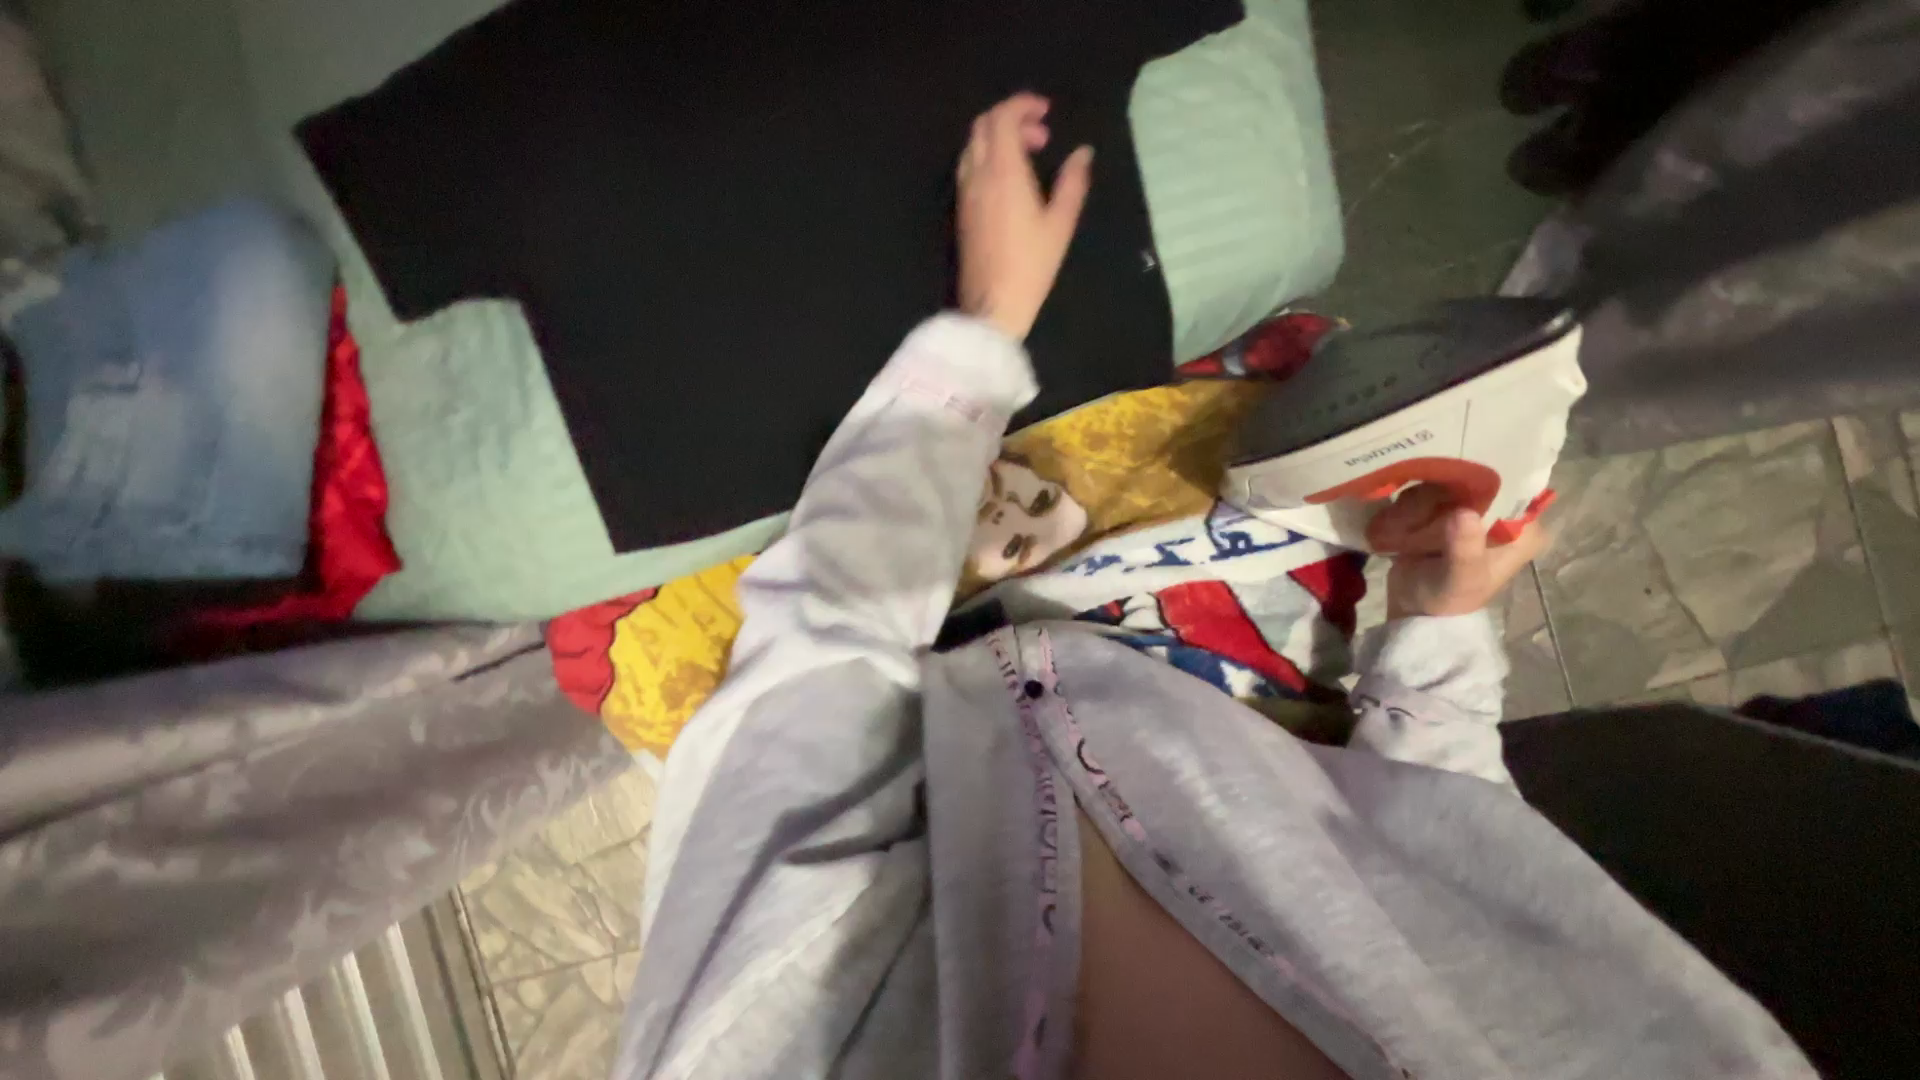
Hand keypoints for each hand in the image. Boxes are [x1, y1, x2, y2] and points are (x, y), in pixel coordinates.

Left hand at [956, 93, 1093, 340]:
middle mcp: (977, 175)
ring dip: (997, 139)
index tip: (1046, 112)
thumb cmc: (1031, 266)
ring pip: (972, 146)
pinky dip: (987, 158)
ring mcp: (965, 194)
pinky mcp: (962, 212)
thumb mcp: (1060, 224)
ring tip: (1028, 157)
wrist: (992, 305)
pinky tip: (1009, 181)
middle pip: (983, 126)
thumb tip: (1082, 153)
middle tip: (1041, 135)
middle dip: (1011, 118)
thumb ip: (1073, 183)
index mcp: (1003, 171)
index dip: (1023, 105)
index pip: (1002, 118)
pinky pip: (969, 168)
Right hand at [1377, 485, 1549, 618]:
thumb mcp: (1460, 578)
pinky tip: (1399, 526)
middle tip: (1418, 520)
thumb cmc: (1446, 599)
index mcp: (1522, 530)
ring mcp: (1469, 513)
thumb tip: (1464, 513)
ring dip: (1417, 505)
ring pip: (1441, 485)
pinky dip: (1407, 507)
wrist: (1414, 611)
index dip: (1477, 481)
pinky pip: (1423, 494)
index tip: (1447, 494)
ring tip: (1405, 529)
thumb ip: (1464, 548)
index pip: (1508, 485)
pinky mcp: (1441, 515)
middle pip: (1470, 480)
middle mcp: (1501, 516)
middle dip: (1437, 498)